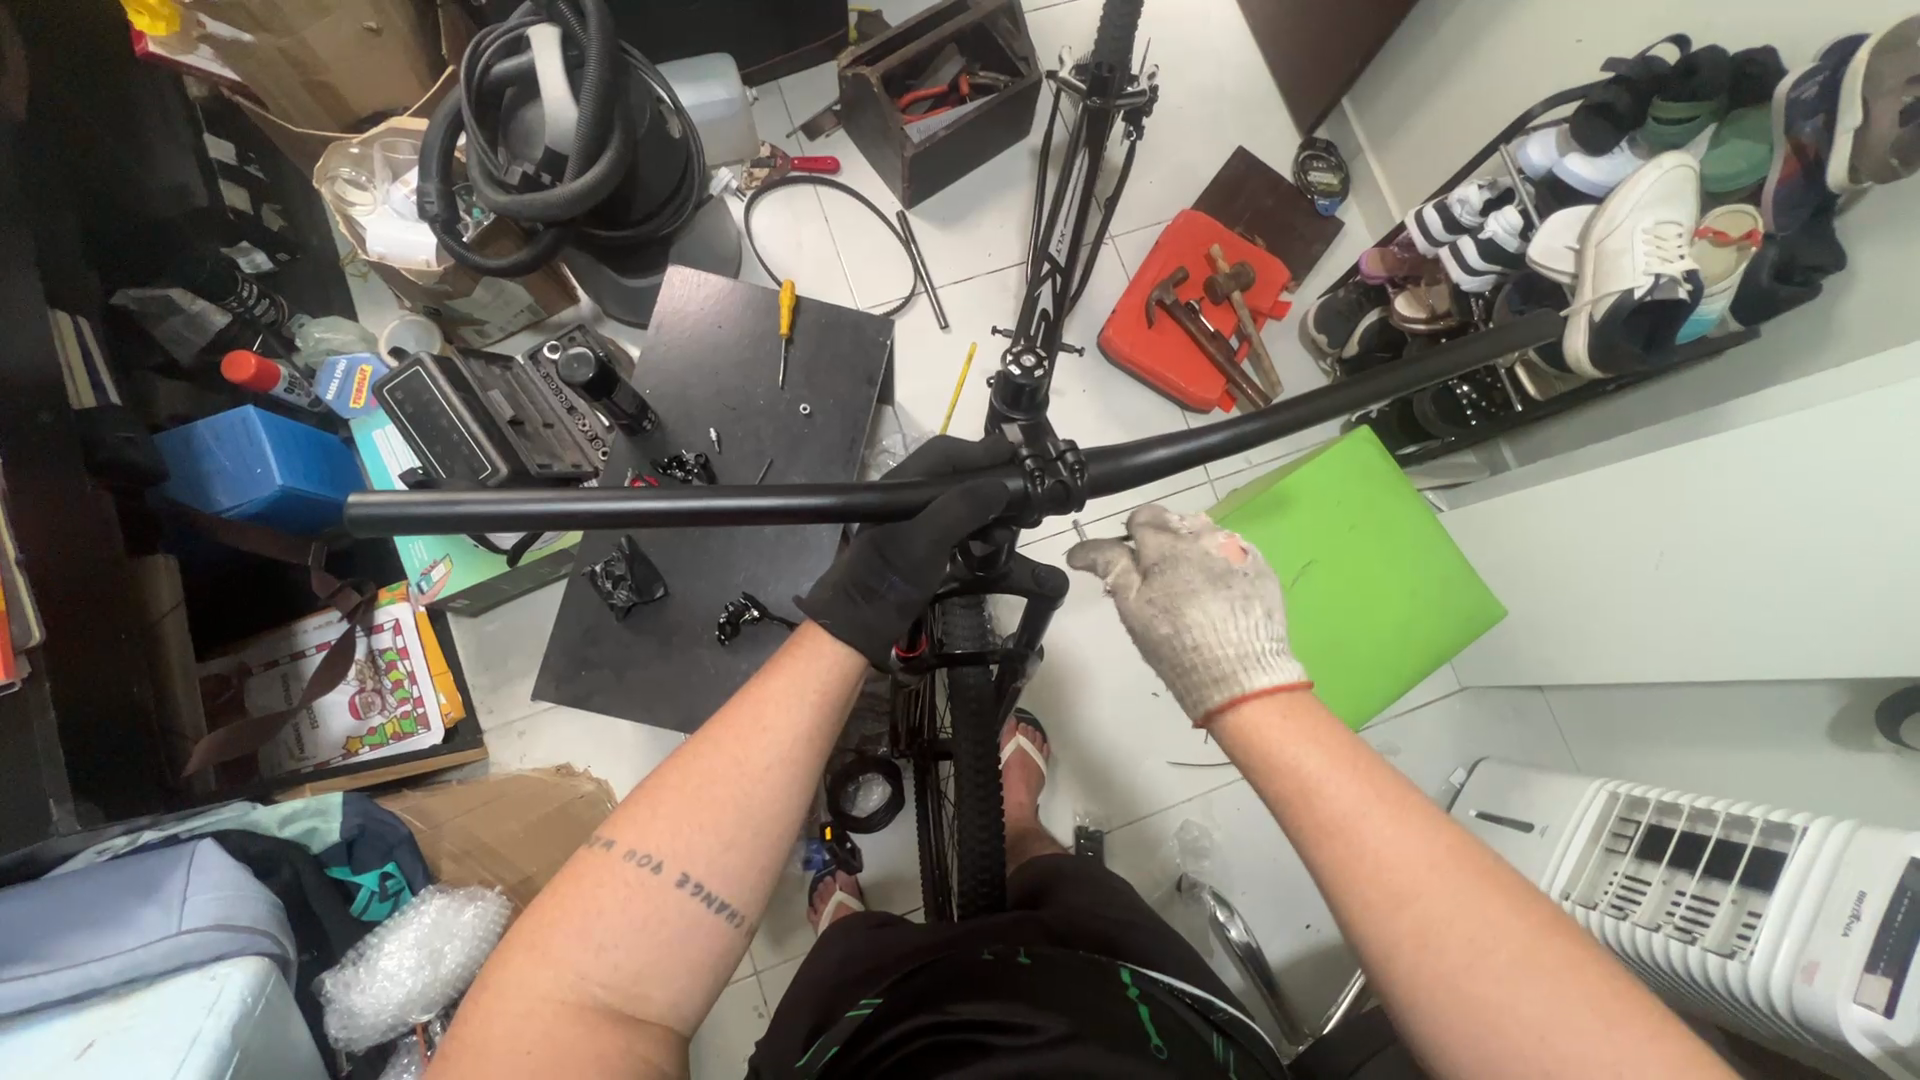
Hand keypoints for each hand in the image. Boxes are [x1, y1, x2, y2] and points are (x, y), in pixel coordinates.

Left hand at [797, 435, 1014, 666]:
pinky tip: (995, 540)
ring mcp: (914, 523)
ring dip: (987, 506)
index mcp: (901, 486)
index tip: (1015, 456)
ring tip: (1015, 519)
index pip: (945, 453)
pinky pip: (956, 526)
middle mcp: (907, 498)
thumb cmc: (888, 579)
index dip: (981, 451)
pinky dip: (979, 528)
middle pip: (954, 475)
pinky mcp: (921, 547)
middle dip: (989, 479)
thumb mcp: (926, 541)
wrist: (858, 625)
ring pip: (957, 501)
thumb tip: (1000, 486)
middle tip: (1023, 490)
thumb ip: (961, 509)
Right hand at [1066, 504, 1308, 723]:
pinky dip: (1219, 561)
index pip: (1141, 518)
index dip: (1130, 537)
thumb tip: (1080, 550)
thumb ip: (1110, 566)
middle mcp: (1202, 536)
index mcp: (1165, 544)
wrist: (1241, 676)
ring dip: (1191, 546)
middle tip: (1157, 575)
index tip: (1125, 562)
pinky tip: (1218, 589)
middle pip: (1174, 521)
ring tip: (1189, 579)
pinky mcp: (1260, 567)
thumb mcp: (1132, 609)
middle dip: (1161, 539)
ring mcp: (1235, 549)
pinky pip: (1232, 550)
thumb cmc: (1175, 644)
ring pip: (1204, 532)